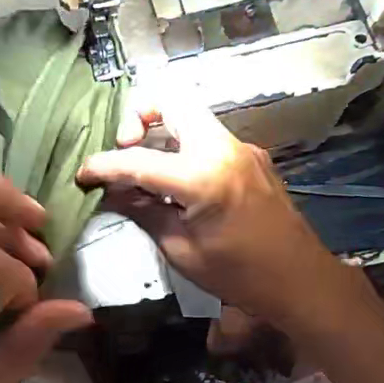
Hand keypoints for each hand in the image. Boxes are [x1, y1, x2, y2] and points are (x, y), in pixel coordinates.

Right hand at [75, 99, 365, 331]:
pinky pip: (203, 139)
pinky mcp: (248, 158)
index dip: (103, 165)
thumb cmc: (237, 274)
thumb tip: (112, 194)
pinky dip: (177, 148)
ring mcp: (240, 149)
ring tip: (139, 167)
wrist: (300, 280)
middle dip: (138, 116)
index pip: (139, 160)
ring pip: (189, 117)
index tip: (82, 174)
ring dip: (158, 131)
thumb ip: (143, 212)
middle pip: (173, 101)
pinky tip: (168, 180)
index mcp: (204, 176)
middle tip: (122, 148)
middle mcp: (224, 149)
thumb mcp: (180, 249)